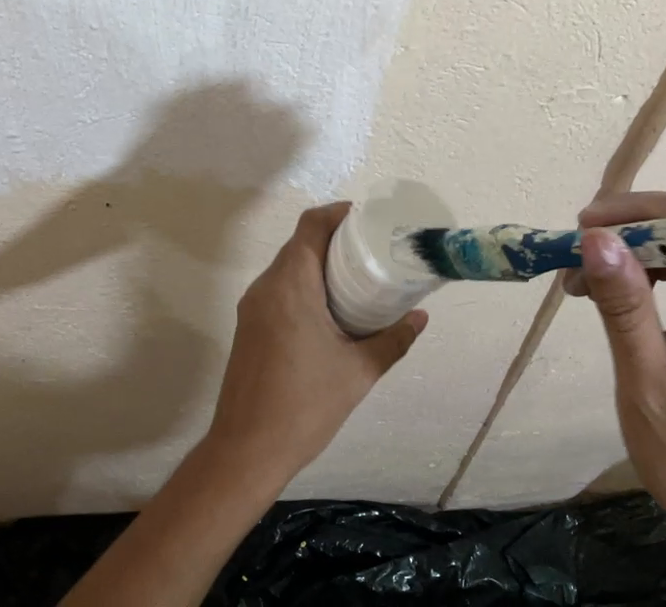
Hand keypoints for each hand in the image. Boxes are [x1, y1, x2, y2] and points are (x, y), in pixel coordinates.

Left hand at [206, 202, 427, 483]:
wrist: (246, 451)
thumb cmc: (305, 406)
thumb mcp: (359, 372)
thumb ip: (393, 340)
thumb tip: (420, 317)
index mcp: (291, 286)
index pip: (311, 226)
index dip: (338, 214)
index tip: (367, 220)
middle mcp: (266, 287)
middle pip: (299, 243)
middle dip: (334, 240)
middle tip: (371, 250)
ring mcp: (252, 307)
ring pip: (287, 267)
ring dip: (318, 264)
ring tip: (356, 277)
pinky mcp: (248, 326)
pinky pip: (278, 289)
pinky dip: (304, 285)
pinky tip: (329, 308)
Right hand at [576, 192, 665, 605]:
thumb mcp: (646, 384)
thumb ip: (624, 305)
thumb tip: (596, 238)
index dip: (642, 209)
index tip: (585, 227)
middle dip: (632, 234)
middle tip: (575, 264)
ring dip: (641, 254)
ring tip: (589, 284)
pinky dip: (662, 274)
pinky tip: (626, 297)